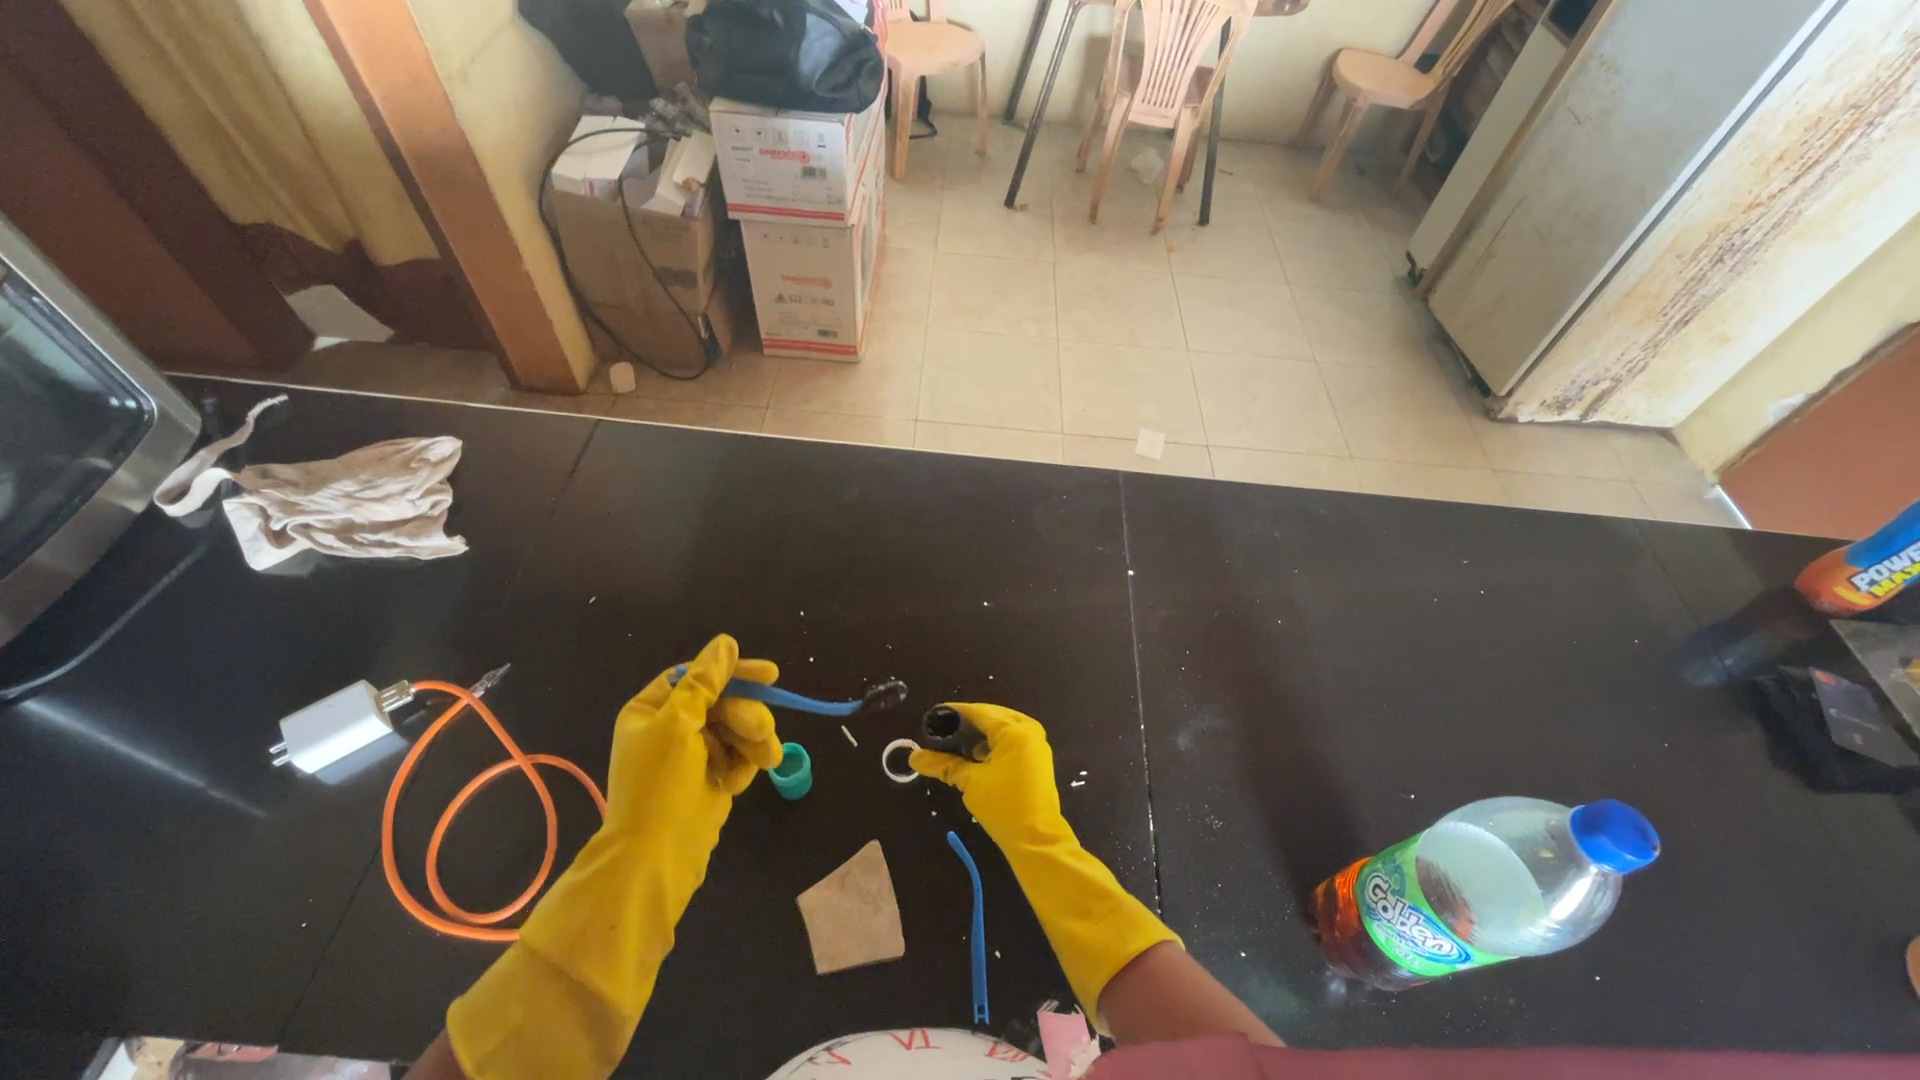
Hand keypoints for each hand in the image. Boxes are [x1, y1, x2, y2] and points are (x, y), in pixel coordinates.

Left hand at [605, 634, 783, 834]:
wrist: (656, 858)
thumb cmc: (659, 786)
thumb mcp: (679, 726)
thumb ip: (705, 682)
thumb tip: (725, 641)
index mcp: (652, 709)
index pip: (698, 675)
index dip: (734, 673)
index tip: (769, 675)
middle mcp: (672, 726)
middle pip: (724, 702)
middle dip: (747, 716)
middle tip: (760, 731)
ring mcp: (695, 753)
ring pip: (739, 729)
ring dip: (754, 741)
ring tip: (764, 761)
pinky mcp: (715, 776)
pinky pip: (741, 756)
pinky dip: (745, 766)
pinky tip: (736, 785)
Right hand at [909, 703, 1063, 845]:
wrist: (1036, 840)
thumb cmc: (1004, 807)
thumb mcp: (970, 782)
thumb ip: (943, 765)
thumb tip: (914, 758)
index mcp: (1014, 730)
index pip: (978, 711)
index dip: (954, 712)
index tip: (931, 717)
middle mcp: (1028, 729)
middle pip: (990, 716)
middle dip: (966, 723)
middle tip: (939, 732)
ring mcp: (1035, 743)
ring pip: (1001, 728)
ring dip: (979, 734)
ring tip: (952, 743)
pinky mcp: (1036, 757)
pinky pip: (1010, 740)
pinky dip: (992, 743)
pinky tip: (973, 754)